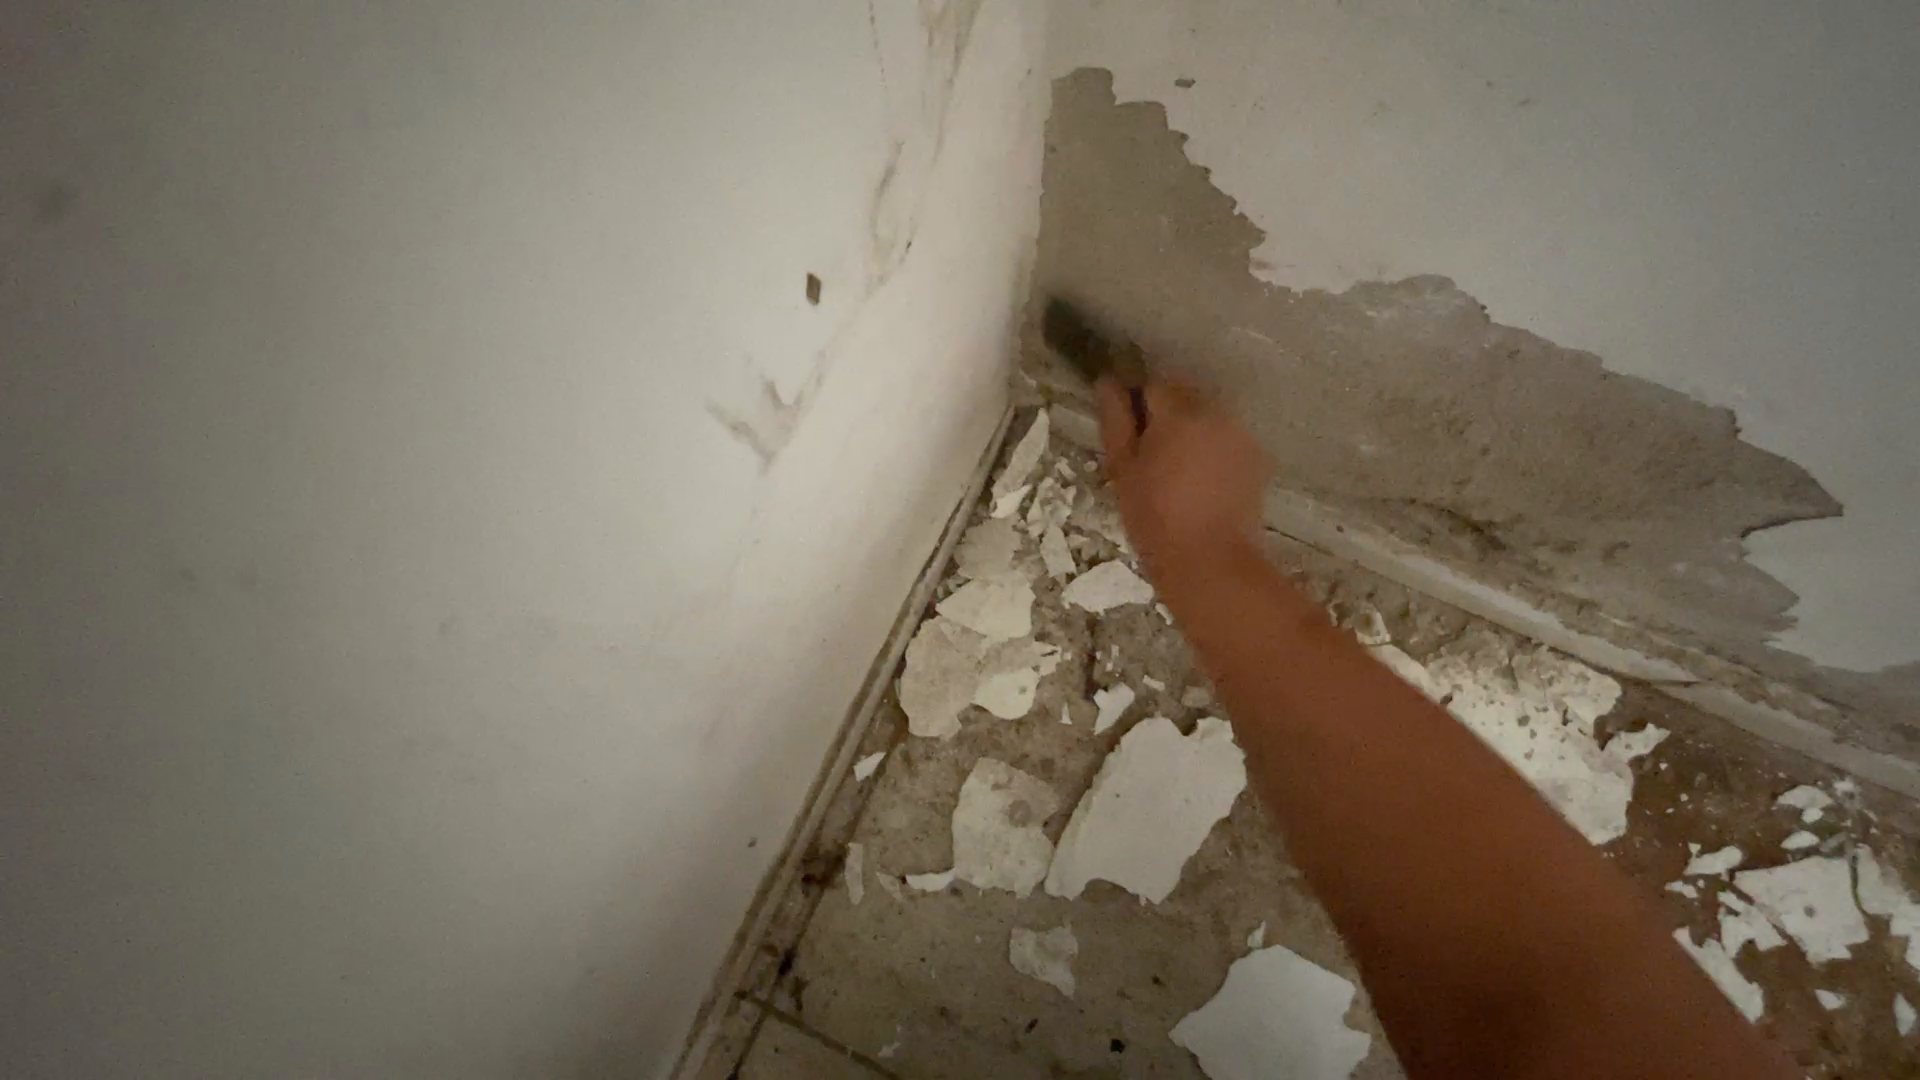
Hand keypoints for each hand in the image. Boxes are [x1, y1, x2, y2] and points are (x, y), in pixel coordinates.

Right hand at [1096, 376, 1271, 576]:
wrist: (1210, 562)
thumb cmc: (1154, 517)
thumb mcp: (1122, 469)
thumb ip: (1115, 419)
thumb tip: (1107, 381)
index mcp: (1180, 411)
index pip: (1153, 384)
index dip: (1136, 406)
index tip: (1129, 437)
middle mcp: (1217, 412)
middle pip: (1184, 396)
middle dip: (1165, 416)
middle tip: (1149, 458)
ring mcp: (1241, 435)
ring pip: (1207, 417)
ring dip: (1190, 432)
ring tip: (1175, 473)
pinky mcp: (1256, 459)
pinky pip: (1226, 439)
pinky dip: (1212, 450)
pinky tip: (1201, 484)